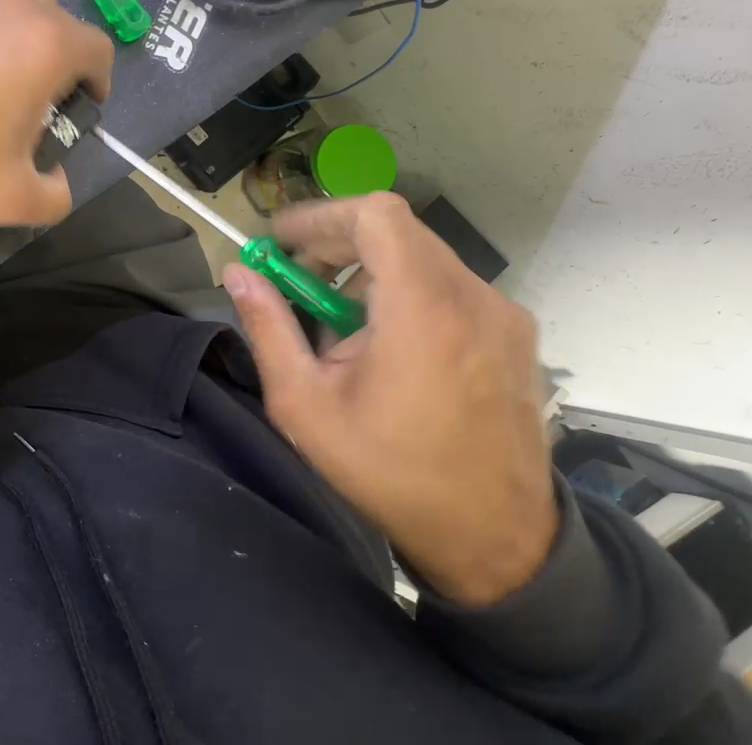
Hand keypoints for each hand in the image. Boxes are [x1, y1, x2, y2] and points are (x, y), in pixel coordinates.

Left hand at [0, 0, 113, 226]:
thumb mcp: (8, 197)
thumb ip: (54, 197)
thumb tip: (60, 183)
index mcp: (50, 46)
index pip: (100, 51)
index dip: (99, 83)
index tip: (80, 110)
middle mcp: (22, 5)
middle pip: (65, 27)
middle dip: (63, 64)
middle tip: (38, 104)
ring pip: (28, 5)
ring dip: (31, 35)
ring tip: (7, 74)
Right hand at [221, 192, 557, 606]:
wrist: (494, 537)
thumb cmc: (387, 472)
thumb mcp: (304, 404)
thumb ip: (267, 327)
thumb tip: (236, 273)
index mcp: (423, 311)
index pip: (376, 214)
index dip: (320, 216)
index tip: (280, 243)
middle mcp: (474, 299)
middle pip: (395, 231)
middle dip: (334, 244)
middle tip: (293, 281)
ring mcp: (504, 316)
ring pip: (422, 256)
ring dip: (367, 270)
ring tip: (336, 326)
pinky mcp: (515, 335)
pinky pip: (448, 286)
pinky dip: (403, 292)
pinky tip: (383, 345)